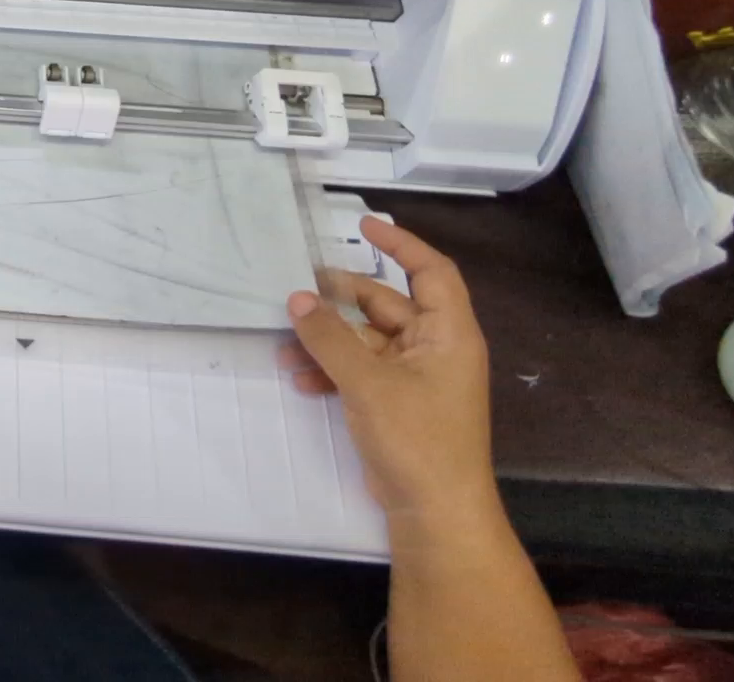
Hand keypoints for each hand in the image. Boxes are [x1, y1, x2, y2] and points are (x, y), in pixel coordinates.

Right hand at [280, 217, 495, 524]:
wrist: (434, 508)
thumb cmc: (416, 437)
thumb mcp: (366, 381)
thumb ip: (328, 337)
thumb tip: (296, 298)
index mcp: (447, 335)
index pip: (432, 273)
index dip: (401, 245)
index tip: (364, 225)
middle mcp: (433, 348)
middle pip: (383, 305)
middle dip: (338, 301)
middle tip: (296, 293)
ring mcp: (414, 375)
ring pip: (363, 338)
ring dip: (325, 340)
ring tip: (286, 349)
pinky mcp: (394, 399)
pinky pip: (357, 367)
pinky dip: (328, 368)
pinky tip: (300, 379)